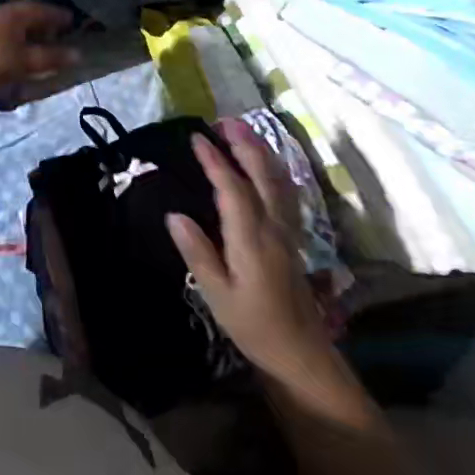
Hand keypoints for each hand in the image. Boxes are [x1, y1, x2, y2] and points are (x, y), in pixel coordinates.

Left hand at [0, 0, 77, 99]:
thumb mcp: (23, 63)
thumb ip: (50, 58)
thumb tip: (78, 53)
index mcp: (14, 12)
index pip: (43, 8)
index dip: (60, 15)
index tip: (74, 22)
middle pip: (27, 13)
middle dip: (44, 23)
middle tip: (59, 36)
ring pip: (12, 24)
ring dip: (27, 33)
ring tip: (38, 47)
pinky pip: (1, 32)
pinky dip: (13, 40)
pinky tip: (13, 54)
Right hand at [167, 120, 333, 382]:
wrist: (300, 353)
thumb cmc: (252, 325)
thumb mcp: (216, 294)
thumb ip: (198, 252)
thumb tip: (174, 214)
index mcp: (252, 240)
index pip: (233, 190)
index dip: (215, 162)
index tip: (196, 139)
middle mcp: (274, 229)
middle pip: (263, 176)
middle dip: (244, 145)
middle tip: (223, 121)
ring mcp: (288, 232)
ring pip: (279, 181)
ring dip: (261, 153)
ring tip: (242, 132)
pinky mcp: (293, 238)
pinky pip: (285, 193)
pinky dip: (274, 170)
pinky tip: (265, 165)